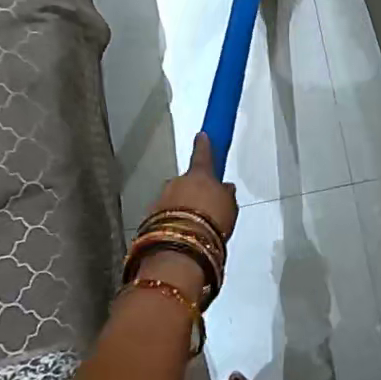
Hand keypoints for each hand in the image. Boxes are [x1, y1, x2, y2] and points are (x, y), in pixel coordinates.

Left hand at [135, 135, 237, 297]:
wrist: (182, 245)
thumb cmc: (212, 222)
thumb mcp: (229, 207)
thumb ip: (226, 195)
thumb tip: (225, 187)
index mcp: (199, 175)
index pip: (203, 154)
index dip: (204, 145)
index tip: (202, 134)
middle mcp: (177, 182)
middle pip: (186, 181)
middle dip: (192, 190)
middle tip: (204, 207)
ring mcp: (162, 198)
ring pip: (174, 199)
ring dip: (182, 208)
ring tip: (196, 227)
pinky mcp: (151, 216)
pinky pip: (166, 214)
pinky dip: (174, 220)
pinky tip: (183, 233)